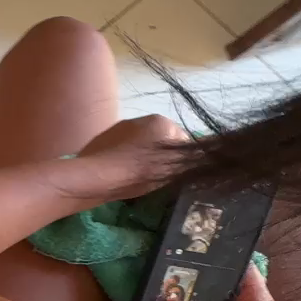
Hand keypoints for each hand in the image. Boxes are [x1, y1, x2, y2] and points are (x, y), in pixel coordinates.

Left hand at [69, 115, 188, 202]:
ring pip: (135, 148)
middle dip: (157, 158)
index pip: (180, 139)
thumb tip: (209, 152)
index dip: (179, 159)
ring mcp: (113, 131)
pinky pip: (116, 155)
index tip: (173, 174)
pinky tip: (117, 178)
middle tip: (154, 179)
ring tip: (134, 180)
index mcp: (159, 121)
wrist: (90, 178)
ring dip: (138, 162)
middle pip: (156, 142)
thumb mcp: (173, 167)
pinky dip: (120, 165)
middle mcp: (136, 120)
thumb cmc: (136, 171)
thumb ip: (192, 158)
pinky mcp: (96, 144)